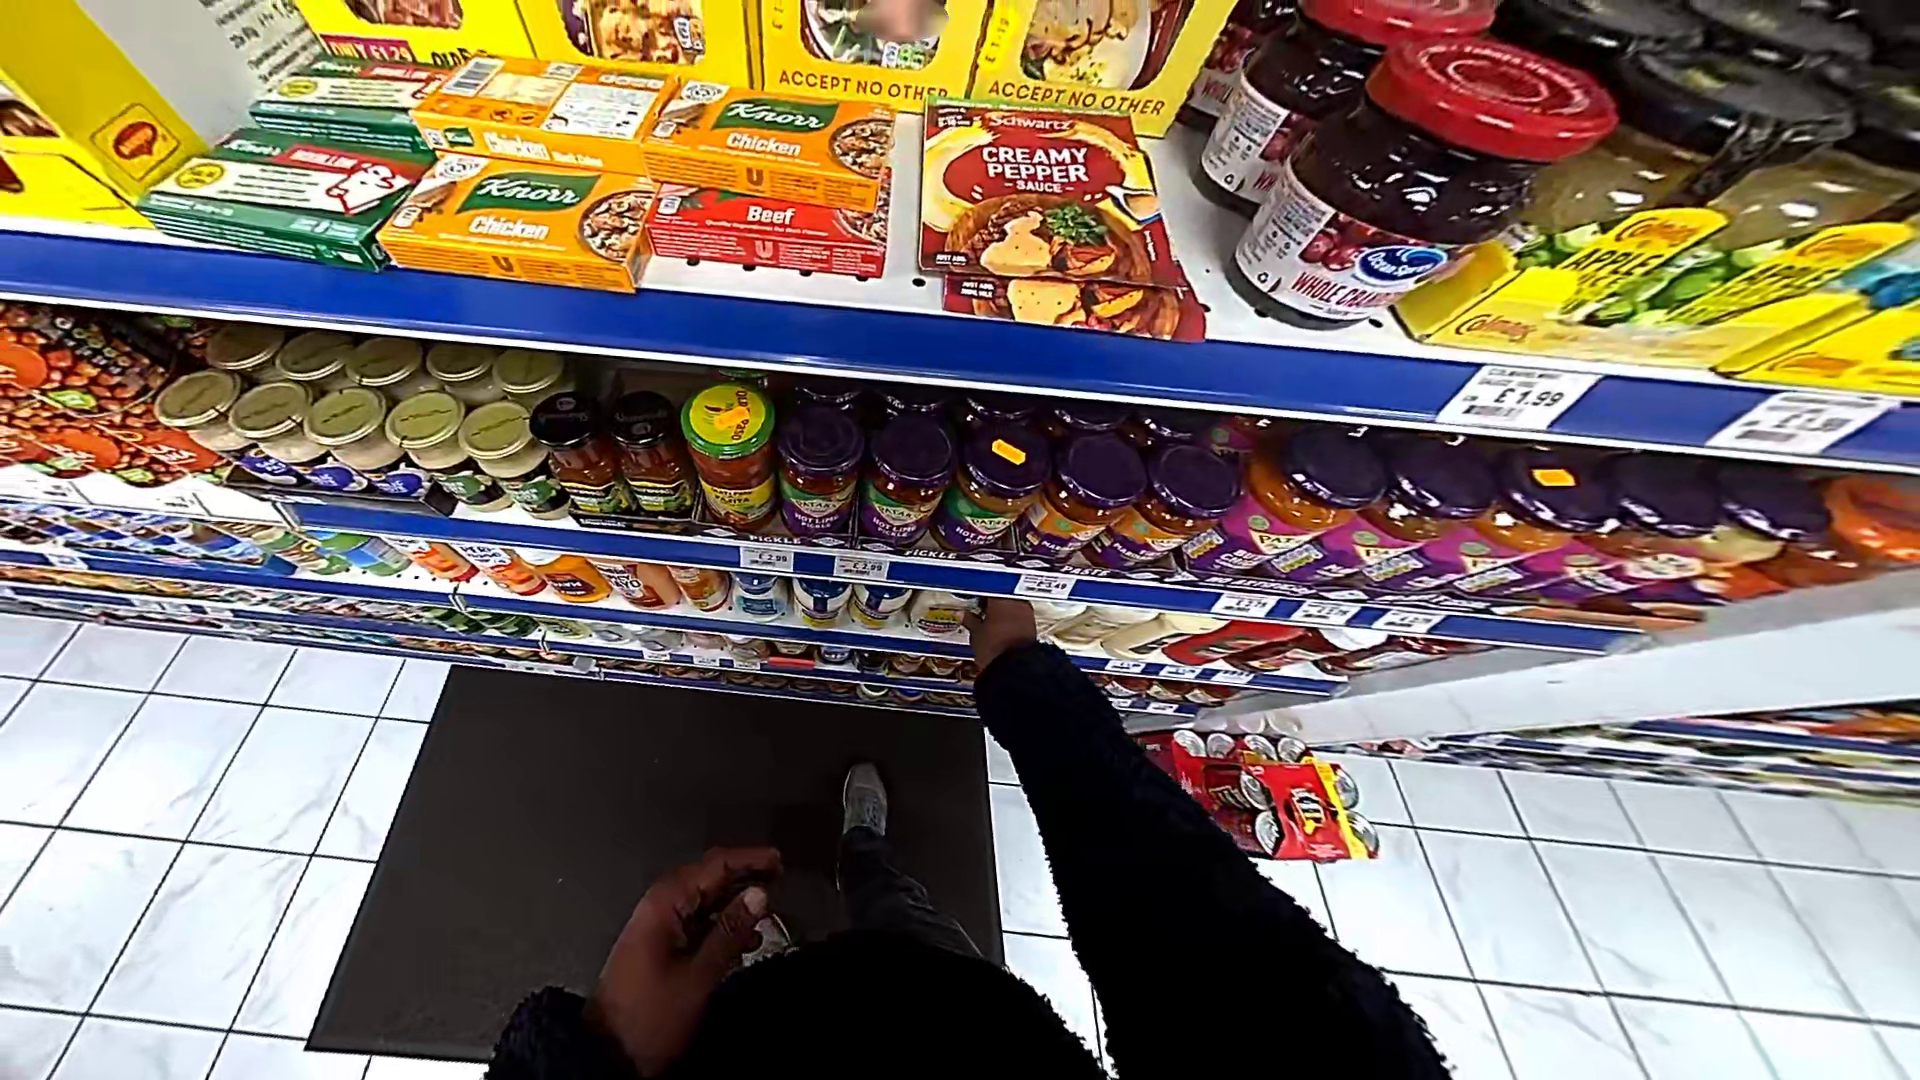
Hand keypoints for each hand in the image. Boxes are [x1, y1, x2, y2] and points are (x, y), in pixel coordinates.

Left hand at [589, 847, 781, 1075]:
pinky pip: (698, 918)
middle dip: (747, 878)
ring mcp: (658, 922)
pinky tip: (743, 938)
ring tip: (766, 913)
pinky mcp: (659, 942)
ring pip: (707, 898)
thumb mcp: (697, 976)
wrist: (602, 1061)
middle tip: (778, 882)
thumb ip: (731, 930)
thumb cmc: (647, 1017)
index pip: (717, 864)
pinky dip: (723, 922)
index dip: (751, 859)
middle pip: (711, 876)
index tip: (779, 861)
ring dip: (737, 902)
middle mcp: (660, 903)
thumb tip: (760, 894)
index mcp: (666, 901)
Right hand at [964, 597, 1037, 670]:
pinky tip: (999, 626)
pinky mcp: (1031, 627)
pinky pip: (1018, 615)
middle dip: (991, 599)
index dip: (978, 591)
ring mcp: (1027, 614)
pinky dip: (1008, 617)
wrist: (1014, 670)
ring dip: (1001, 608)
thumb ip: (970, 620)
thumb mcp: (976, 634)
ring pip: (1012, 603)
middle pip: (1002, 593)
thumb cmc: (996, 650)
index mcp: (1001, 599)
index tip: (972, 595)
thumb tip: (964, 615)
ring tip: (988, 617)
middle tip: (978, 605)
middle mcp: (1018, 603)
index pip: (988, 587)